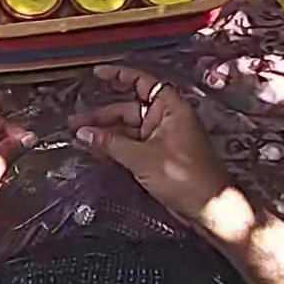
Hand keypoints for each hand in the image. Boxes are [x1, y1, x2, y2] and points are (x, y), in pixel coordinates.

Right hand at [69, 65, 231, 222]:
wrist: (208, 209)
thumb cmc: (183, 176)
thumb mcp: (141, 157)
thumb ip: (110, 143)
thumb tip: (82, 133)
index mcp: (170, 108)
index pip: (142, 83)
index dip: (119, 76)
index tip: (97, 74)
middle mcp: (166, 119)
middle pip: (128, 109)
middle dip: (102, 115)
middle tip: (75, 122)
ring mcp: (162, 138)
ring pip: (127, 129)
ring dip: (105, 133)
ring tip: (79, 137)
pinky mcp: (158, 156)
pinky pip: (131, 145)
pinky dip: (114, 146)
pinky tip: (95, 149)